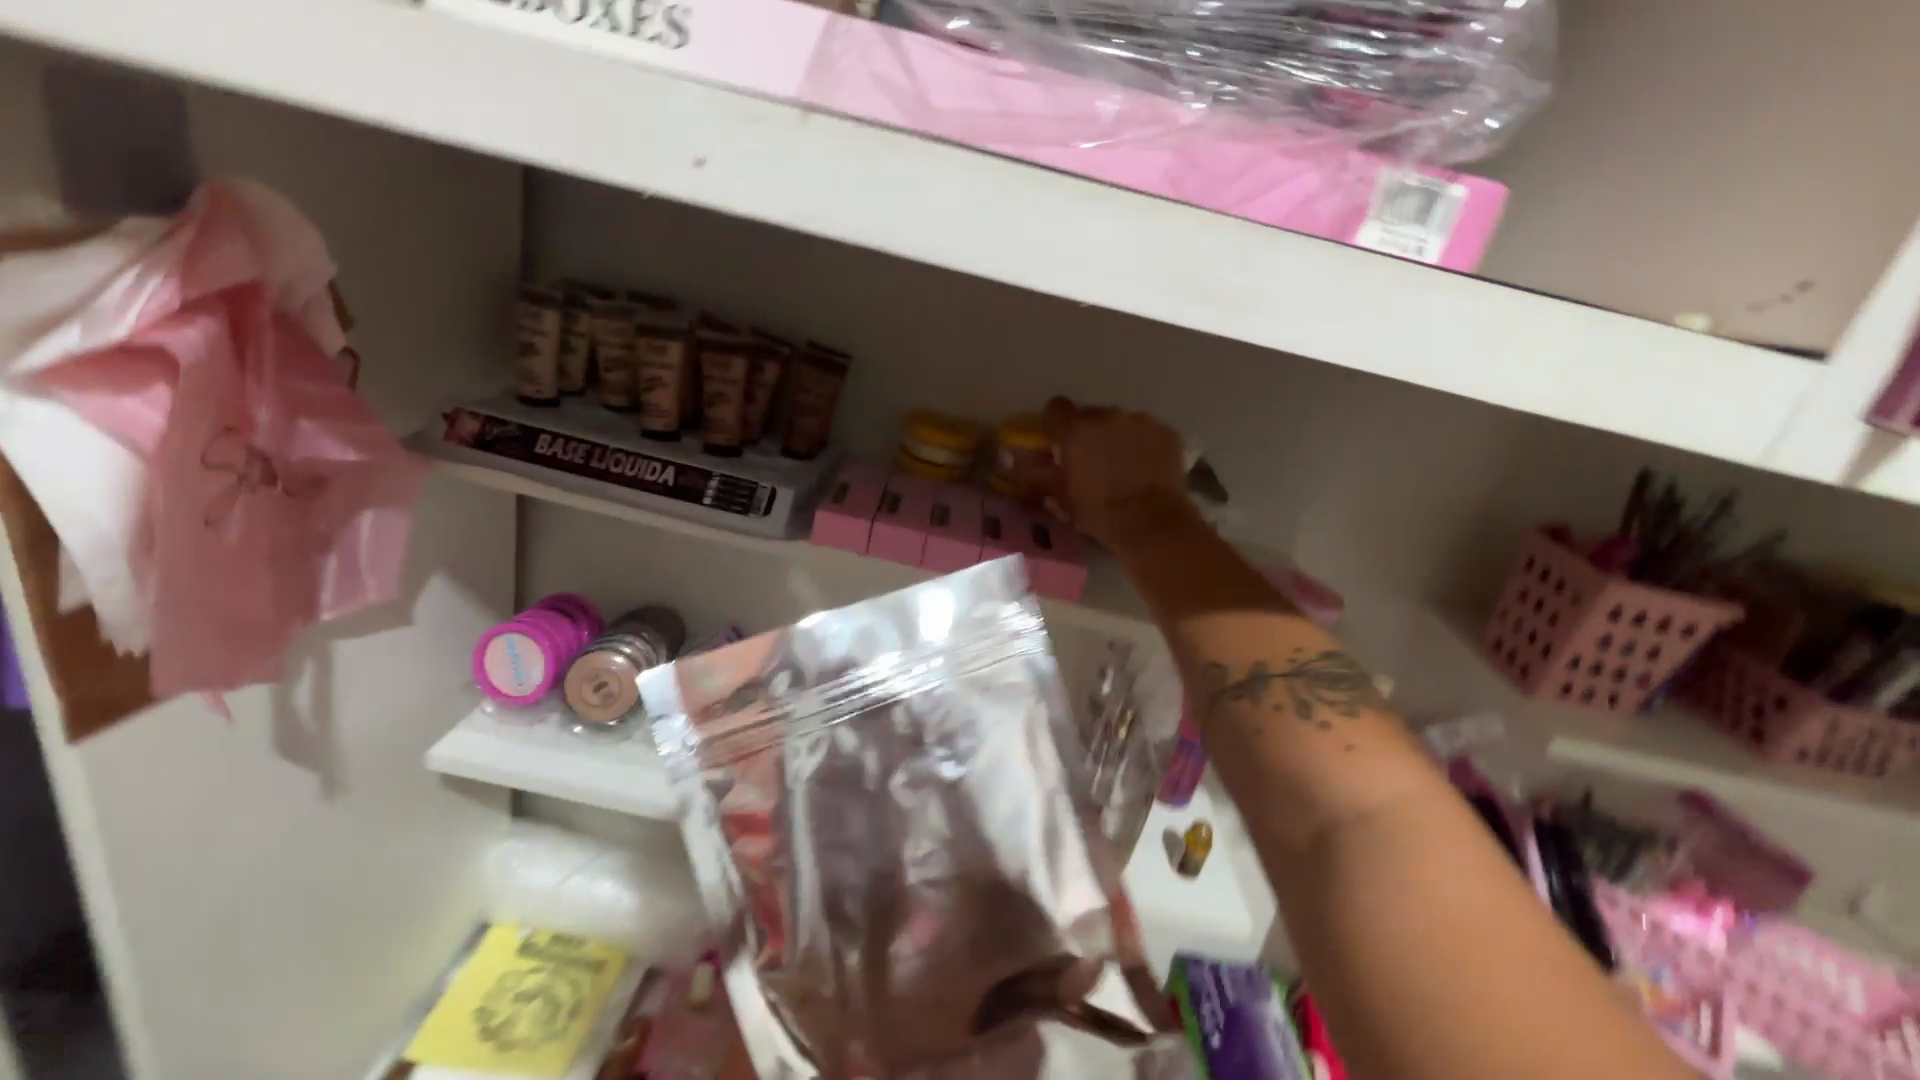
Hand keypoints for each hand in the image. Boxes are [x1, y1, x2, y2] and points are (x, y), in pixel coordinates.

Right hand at [1025, 397, 1194, 549]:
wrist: (1152, 523)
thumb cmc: (1100, 512)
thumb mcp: (1061, 496)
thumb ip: (1038, 472)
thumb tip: (1016, 459)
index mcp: (1077, 430)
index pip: (1056, 407)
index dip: (1056, 423)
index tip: (1059, 442)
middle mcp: (1108, 416)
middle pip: (1091, 416)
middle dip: (1089, 434)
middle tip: (1093, 461)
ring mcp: (1141, 421)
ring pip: (1121, 422)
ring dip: (1118, 437)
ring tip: (1124, 466)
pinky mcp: (1167, 432)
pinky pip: (1147, 432)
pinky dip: (1144, 444)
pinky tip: (1146, 468)